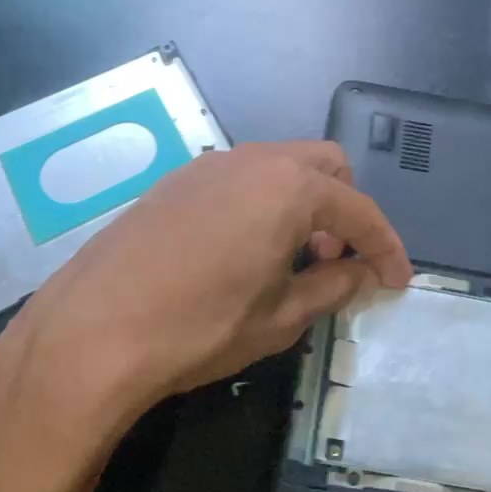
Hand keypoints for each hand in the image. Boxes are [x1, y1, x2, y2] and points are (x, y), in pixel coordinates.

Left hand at [0, 139, 413, 415]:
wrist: (93, 331)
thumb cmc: (199, 327)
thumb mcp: (280, 317)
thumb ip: (333, 286)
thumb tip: (363, 273)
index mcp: (289, 186)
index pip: (358, 210)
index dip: (386, 246)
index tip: (397, 280)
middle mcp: (253, 160)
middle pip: (324, 166)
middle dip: (345, 209)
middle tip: (339, 261)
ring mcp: (210, 165)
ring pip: (279, 167)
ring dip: (303, 204)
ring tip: (292, 261)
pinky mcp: (176, 181)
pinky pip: (240, 179)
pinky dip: (263, 204)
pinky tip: (245, 253)